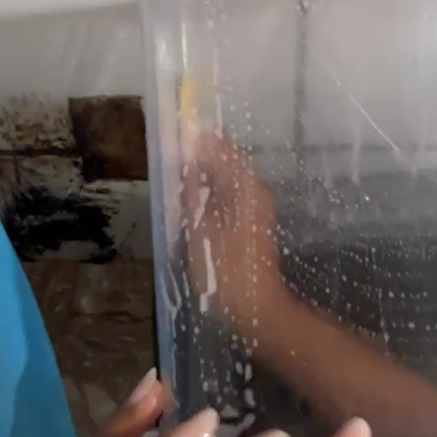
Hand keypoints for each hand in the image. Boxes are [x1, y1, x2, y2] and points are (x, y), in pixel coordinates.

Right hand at [182, 132, 288, 329]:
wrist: (256, 308)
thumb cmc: (225, 270)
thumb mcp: (200, 229)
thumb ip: (193, 191)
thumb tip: (188, 159)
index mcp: (245, 188)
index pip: (224, 149)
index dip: (204, 138)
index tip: (183, 129)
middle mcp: (256, 192)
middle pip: (230, 161)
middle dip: (206, 152)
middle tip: (179, 147)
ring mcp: (257, 207)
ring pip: (231, 177)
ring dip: (209, 170)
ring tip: (183, 168)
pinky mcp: (253, 222)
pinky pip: (233, 193)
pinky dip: (215, 188)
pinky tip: (197, 195)